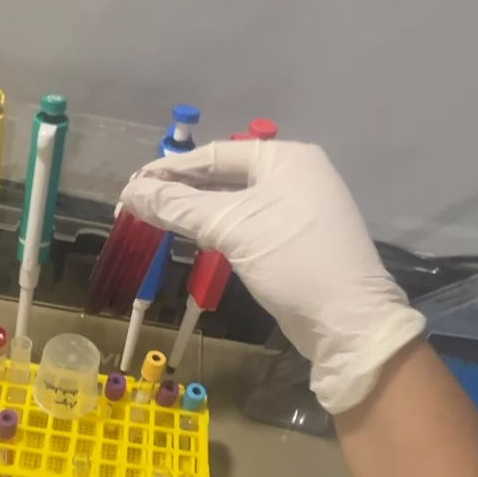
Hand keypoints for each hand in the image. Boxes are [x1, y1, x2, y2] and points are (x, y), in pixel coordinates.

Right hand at [119, 140, 422, 412]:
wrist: (347, 321)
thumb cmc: (292, 261)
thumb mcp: (232, 229)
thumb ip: (178, 207)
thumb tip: (130, 193)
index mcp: (285, 158)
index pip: (215, 155)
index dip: (169, 170)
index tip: (130, 186)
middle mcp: (293, 175)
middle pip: (222, 176)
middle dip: (178, 190)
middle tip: (135, 205)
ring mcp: (295, 208)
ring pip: (232, 202)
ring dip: (193, 210)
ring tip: (153, 219)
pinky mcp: (291, 239)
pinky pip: (245, 223)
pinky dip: (215, 228)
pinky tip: (189, 235)